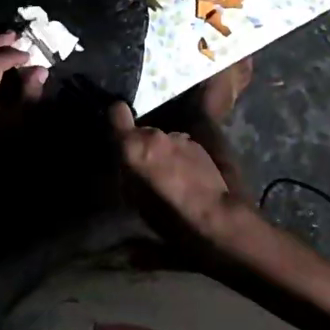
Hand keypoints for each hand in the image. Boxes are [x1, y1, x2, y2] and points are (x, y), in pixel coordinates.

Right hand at [109, 101, 243, 240]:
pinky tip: (186, 175)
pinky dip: (180, 155)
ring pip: (164, 139)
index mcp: (134, 147)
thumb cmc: (167, 215)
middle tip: (146, 167)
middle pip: (143, 132)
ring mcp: (179, 137)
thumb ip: (125, 171)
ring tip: (169, 174)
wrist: (213, 216)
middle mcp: (155, 135)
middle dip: (143, 145)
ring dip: (164, 150)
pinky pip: (181, 145)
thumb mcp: (134, 199)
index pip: (117, 112)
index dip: (117, 118)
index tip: (118, 126)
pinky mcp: (198, 144)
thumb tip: (124, 161)